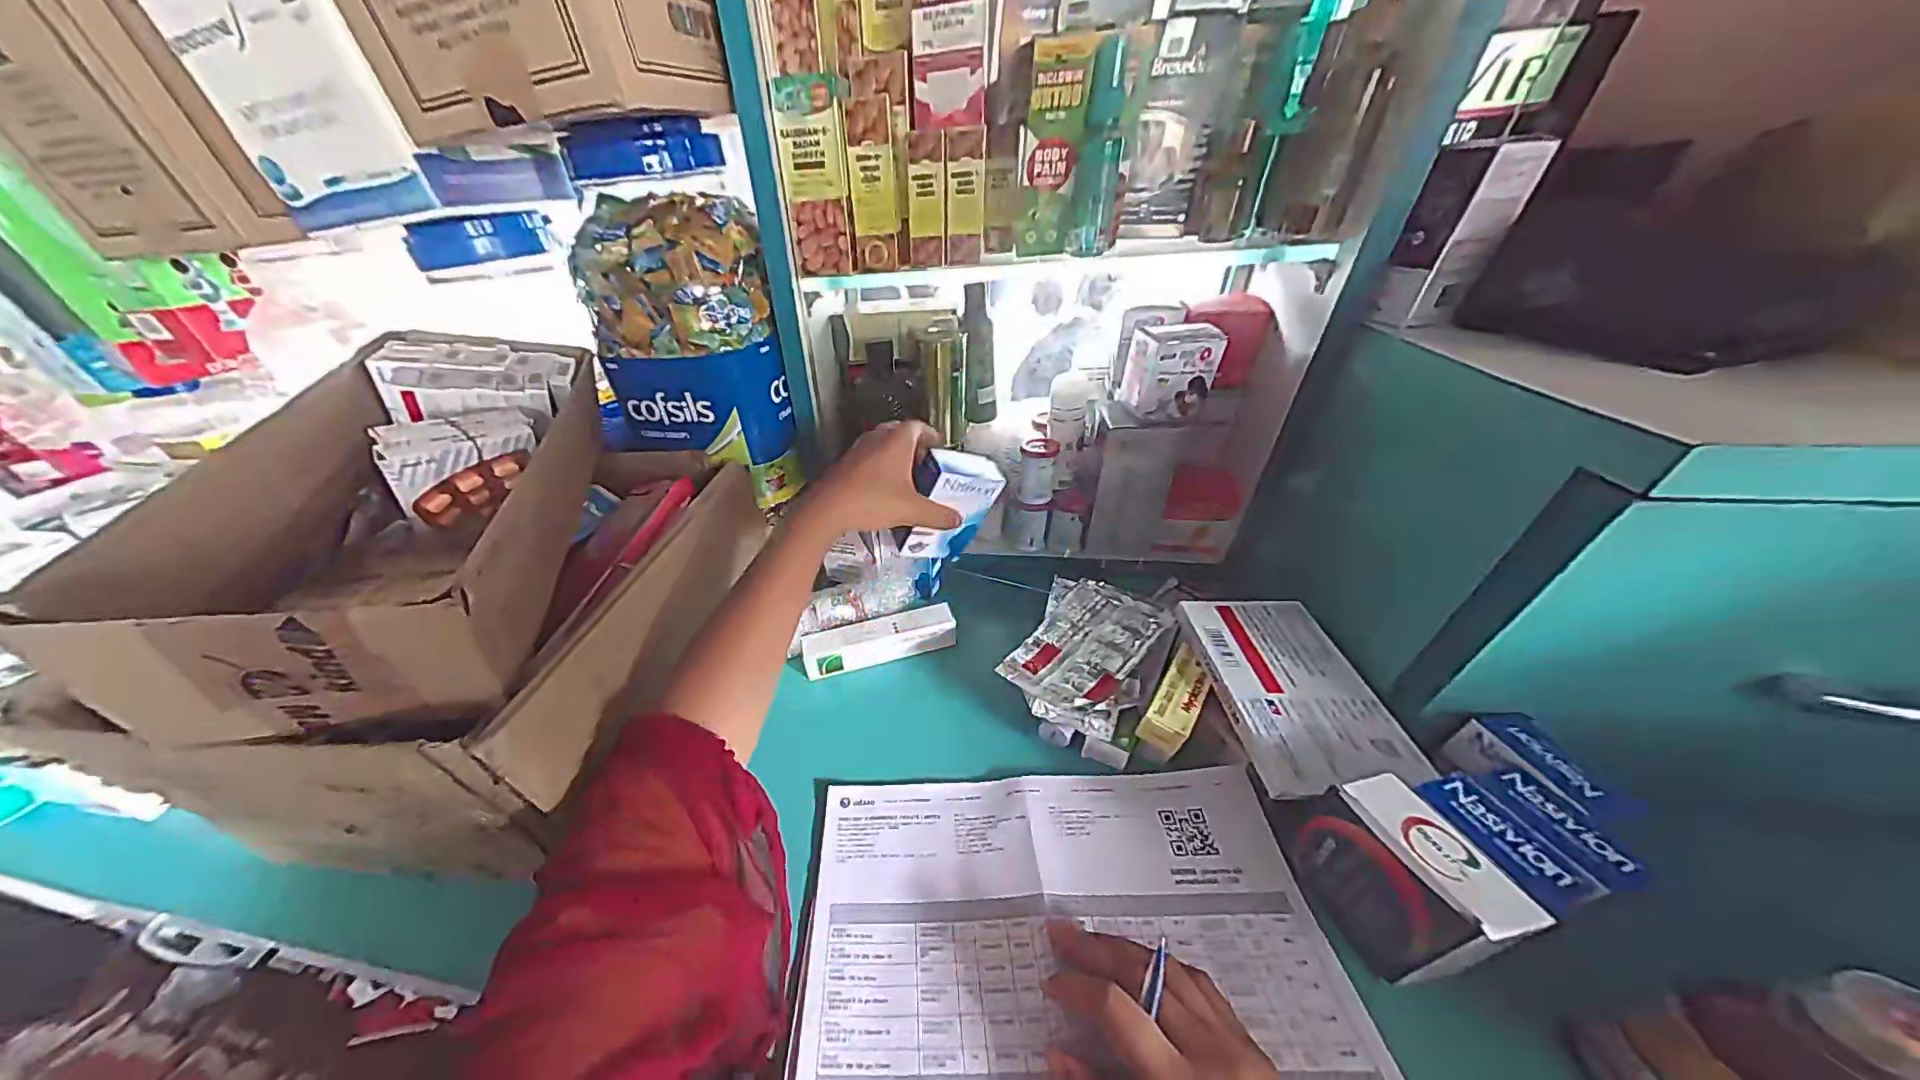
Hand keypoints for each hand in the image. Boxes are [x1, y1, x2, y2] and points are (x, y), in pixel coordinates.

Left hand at [803, 421, 961, 534]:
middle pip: (900, 433)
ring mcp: (857, 450)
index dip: (932, 435)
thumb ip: (937, 514)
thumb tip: (955, 519)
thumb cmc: (871, 501)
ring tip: (906, 479)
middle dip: (914, 447)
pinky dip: (879, 469)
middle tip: (924, 465)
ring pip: (882, 445)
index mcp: (897, 440)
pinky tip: (883, 490)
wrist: (826, 510)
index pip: (919, 426)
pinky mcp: (844, 464)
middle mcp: (877, 438)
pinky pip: (867, 459)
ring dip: (895, 458)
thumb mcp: (911, 510)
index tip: (939, 448)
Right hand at [1043, 920, 1279, 1079]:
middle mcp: (1209, 1051)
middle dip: (1095, 948)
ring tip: (1095, 939)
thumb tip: (1057, 1057)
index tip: (1053, 983)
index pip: (1117, 1009)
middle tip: (1063, 934)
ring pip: (1171, 969)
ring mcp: (1233, 1041)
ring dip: (1127, 948)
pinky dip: (1166, 965)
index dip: (1077, 987)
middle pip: (1143, 974)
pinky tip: (1147, 959)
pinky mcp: (1248, 1040)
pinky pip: (1201, 984)